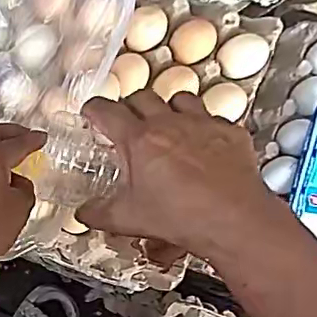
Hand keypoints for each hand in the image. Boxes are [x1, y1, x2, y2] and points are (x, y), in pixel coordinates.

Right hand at [79, 91, 290, 258]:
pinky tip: (199, 142)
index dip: (94, 109)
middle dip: (129, 106)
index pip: (107, 111)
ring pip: (179, 99)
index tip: (91, 111)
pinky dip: (201, 124)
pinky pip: (211, 116)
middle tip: (125, 121)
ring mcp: (202, 124)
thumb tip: (83, 213)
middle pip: (142, 97)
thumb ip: (98, 214)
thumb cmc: (180, 216)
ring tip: (164, 124)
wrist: (233, 219)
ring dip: (166, 108)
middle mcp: (169, 124)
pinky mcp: (229, 132)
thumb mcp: (127, 219)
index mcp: (138, 140)